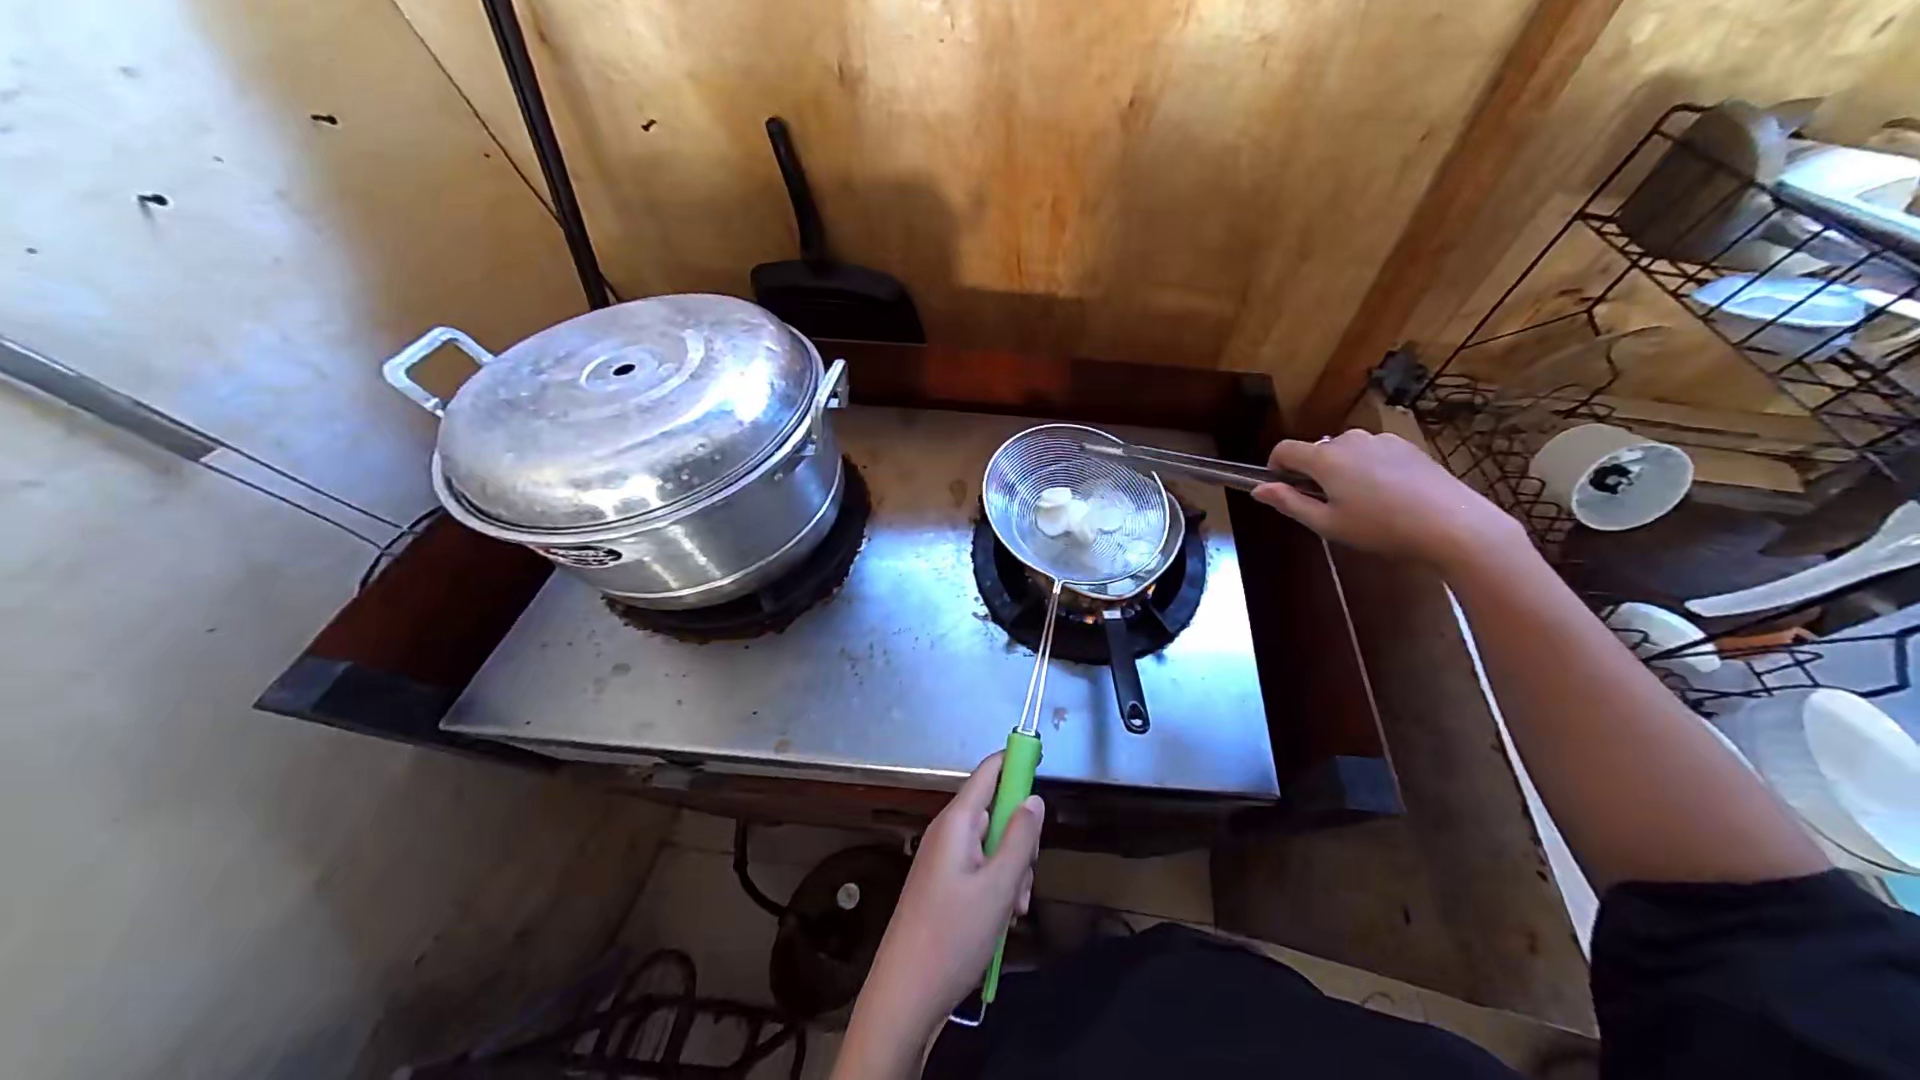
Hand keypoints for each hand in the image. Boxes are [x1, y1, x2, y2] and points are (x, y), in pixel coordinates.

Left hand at [853, 754, 1042, 1033]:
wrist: (905, 995)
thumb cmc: (952, 936)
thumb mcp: (999, 886)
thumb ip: (1021, 838)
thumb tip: (1034, 799)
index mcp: (957, 822)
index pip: (989, 771)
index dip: (1016, 761)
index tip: (1043, 763)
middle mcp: (949, 833)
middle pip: (998, 813)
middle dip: (1021, 842)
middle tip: (1022, 879)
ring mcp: (945, 860)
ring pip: (995, 847)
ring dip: (1012, 874)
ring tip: (1010, 911)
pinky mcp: (945, 886)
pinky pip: (982, 871)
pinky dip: (998, 890)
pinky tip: (1000, 922)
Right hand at [1252, 429, 1526, 568]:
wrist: (1453, 524)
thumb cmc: (1381, 528)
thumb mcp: (1328, 524)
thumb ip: (1289, 503)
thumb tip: (1259, 489)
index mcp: (1325, 459)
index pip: (1284, 449)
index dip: (1275, 467)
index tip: (1282, 489)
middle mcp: (1350, 440)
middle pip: (1316, 450)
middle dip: (1312, 473)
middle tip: (1327, 507)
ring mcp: (1382, 440)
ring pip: (1345, 451)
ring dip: (1341, 470)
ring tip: (1361, 503)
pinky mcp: (1407, 446)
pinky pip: (1372, 452)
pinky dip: (1368, 468)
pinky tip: (1388, 496)